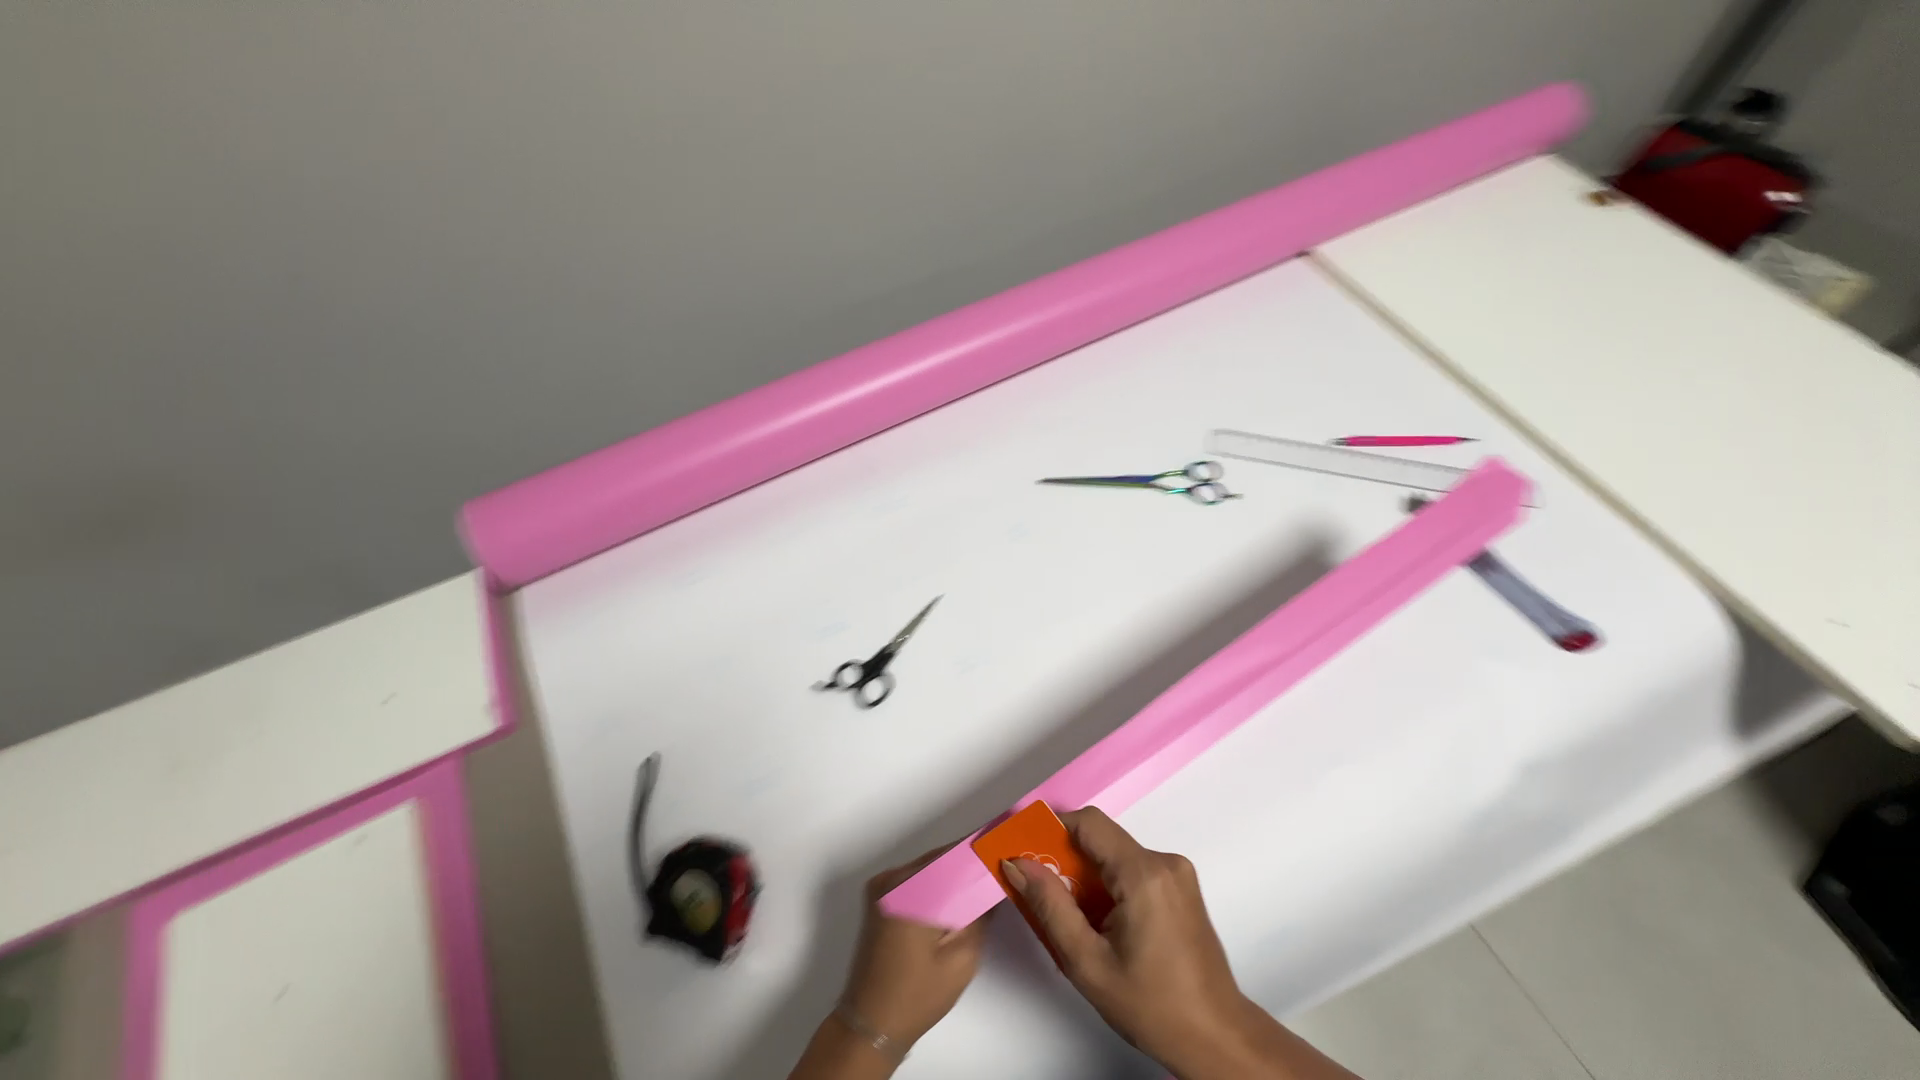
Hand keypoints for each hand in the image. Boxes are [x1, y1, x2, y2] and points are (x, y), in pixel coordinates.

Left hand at [840, 846, 992, 1048]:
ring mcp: (882, 887)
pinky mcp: (882, 900)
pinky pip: (919, 881)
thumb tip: (995, 881)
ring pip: (931, 868)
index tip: (1011, 848)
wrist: (871, 1024)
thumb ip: (980, 913)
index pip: (955, 856)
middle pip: (942, 859)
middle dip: (973, 862)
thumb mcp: (962, 957)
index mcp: (908, 889)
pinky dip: (941, 885)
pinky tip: (964, 895)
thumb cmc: (918, 995)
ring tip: (991, 879)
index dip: (984, 851)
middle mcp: (891, 878)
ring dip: (958, 873)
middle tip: (1006, 865)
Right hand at [1003, 808, 1298, 1078]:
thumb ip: (1049, 906)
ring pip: (1115, 857)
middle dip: (1065, 862)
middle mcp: (1165, 862)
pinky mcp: (1181, 889)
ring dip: (1086, 879)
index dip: (1051, 830)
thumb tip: (1018, 863)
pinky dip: (1108, 888)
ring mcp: (1177, 875)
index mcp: (1144, 874)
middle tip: (1041, 898)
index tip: (1025, 853)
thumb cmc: (1152, 1005)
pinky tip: (1101, 927)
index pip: (1088, 823)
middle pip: (1101, 840)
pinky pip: (1132, 871)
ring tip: (1073, 923)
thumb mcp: (1087, 961)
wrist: (1215, 1036)